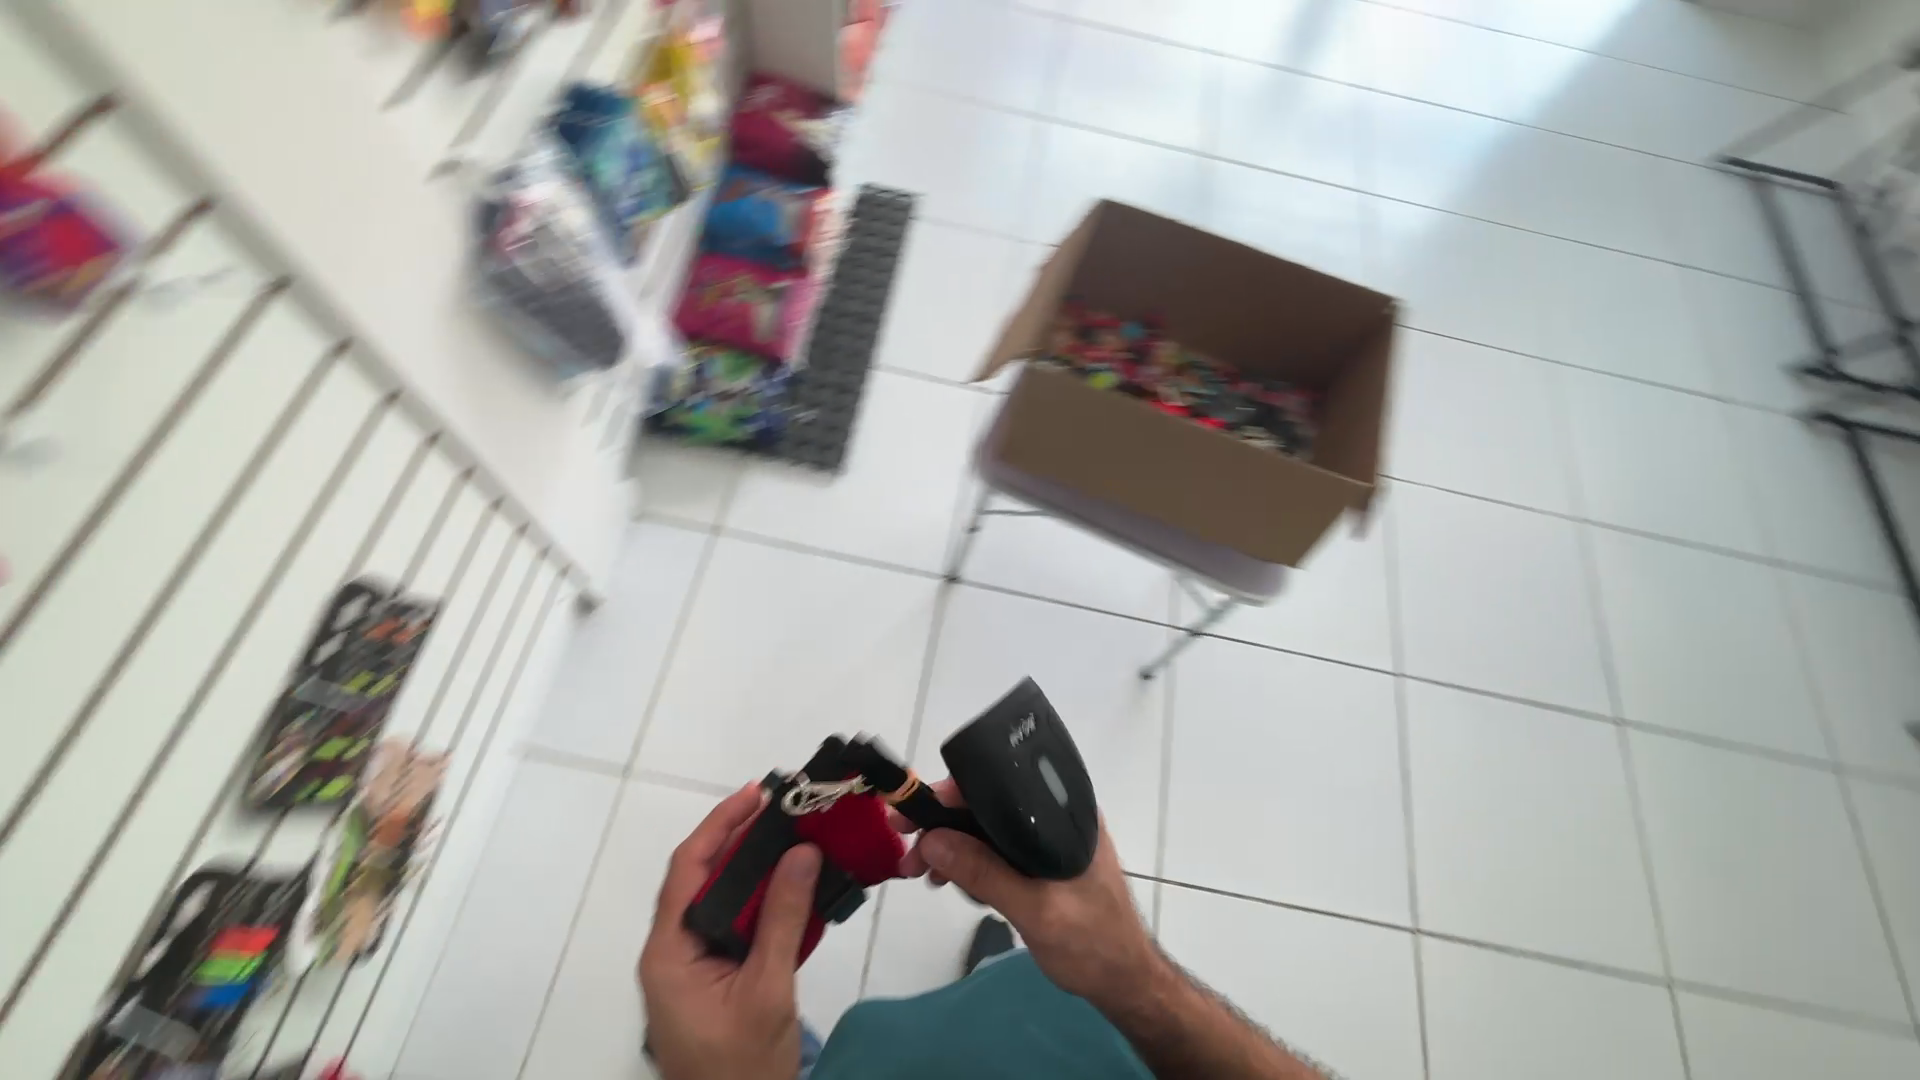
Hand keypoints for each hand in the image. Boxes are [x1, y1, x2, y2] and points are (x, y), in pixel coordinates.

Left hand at [639, 784, 821, 1079]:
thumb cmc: (743, 1064)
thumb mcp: (767, 989)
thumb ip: (782, 918)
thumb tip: (802, 850)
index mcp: (670, 951)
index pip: (688, 869)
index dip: (720, 824)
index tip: (757, 793)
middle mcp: (674, 949)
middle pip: (704, 876)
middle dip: (743, 838)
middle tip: (786, 809)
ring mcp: (693, 962)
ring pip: (722, 898)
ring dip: (757, 866)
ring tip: (795, 835)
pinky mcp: (714, 973)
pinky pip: (735, 922)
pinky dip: (764, 898)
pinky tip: (794, 883)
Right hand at [893, 780, 1161, 1007]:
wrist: (1127, 984)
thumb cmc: (1092, 944)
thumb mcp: (1036, 910)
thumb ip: (986, 874)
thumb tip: (933, 840)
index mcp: (1064, 810)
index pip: (1000, 783)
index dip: (952, 793)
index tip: (915, 812)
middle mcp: (1055, 814)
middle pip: (988, 805)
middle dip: (944, 826)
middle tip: (908, 855)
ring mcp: (1048, 838)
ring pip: (987, 829)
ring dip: (951, 847)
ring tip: (924, 874)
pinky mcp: (1041, 861)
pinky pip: (996, 850)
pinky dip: (969, 862)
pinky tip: (952, 881)